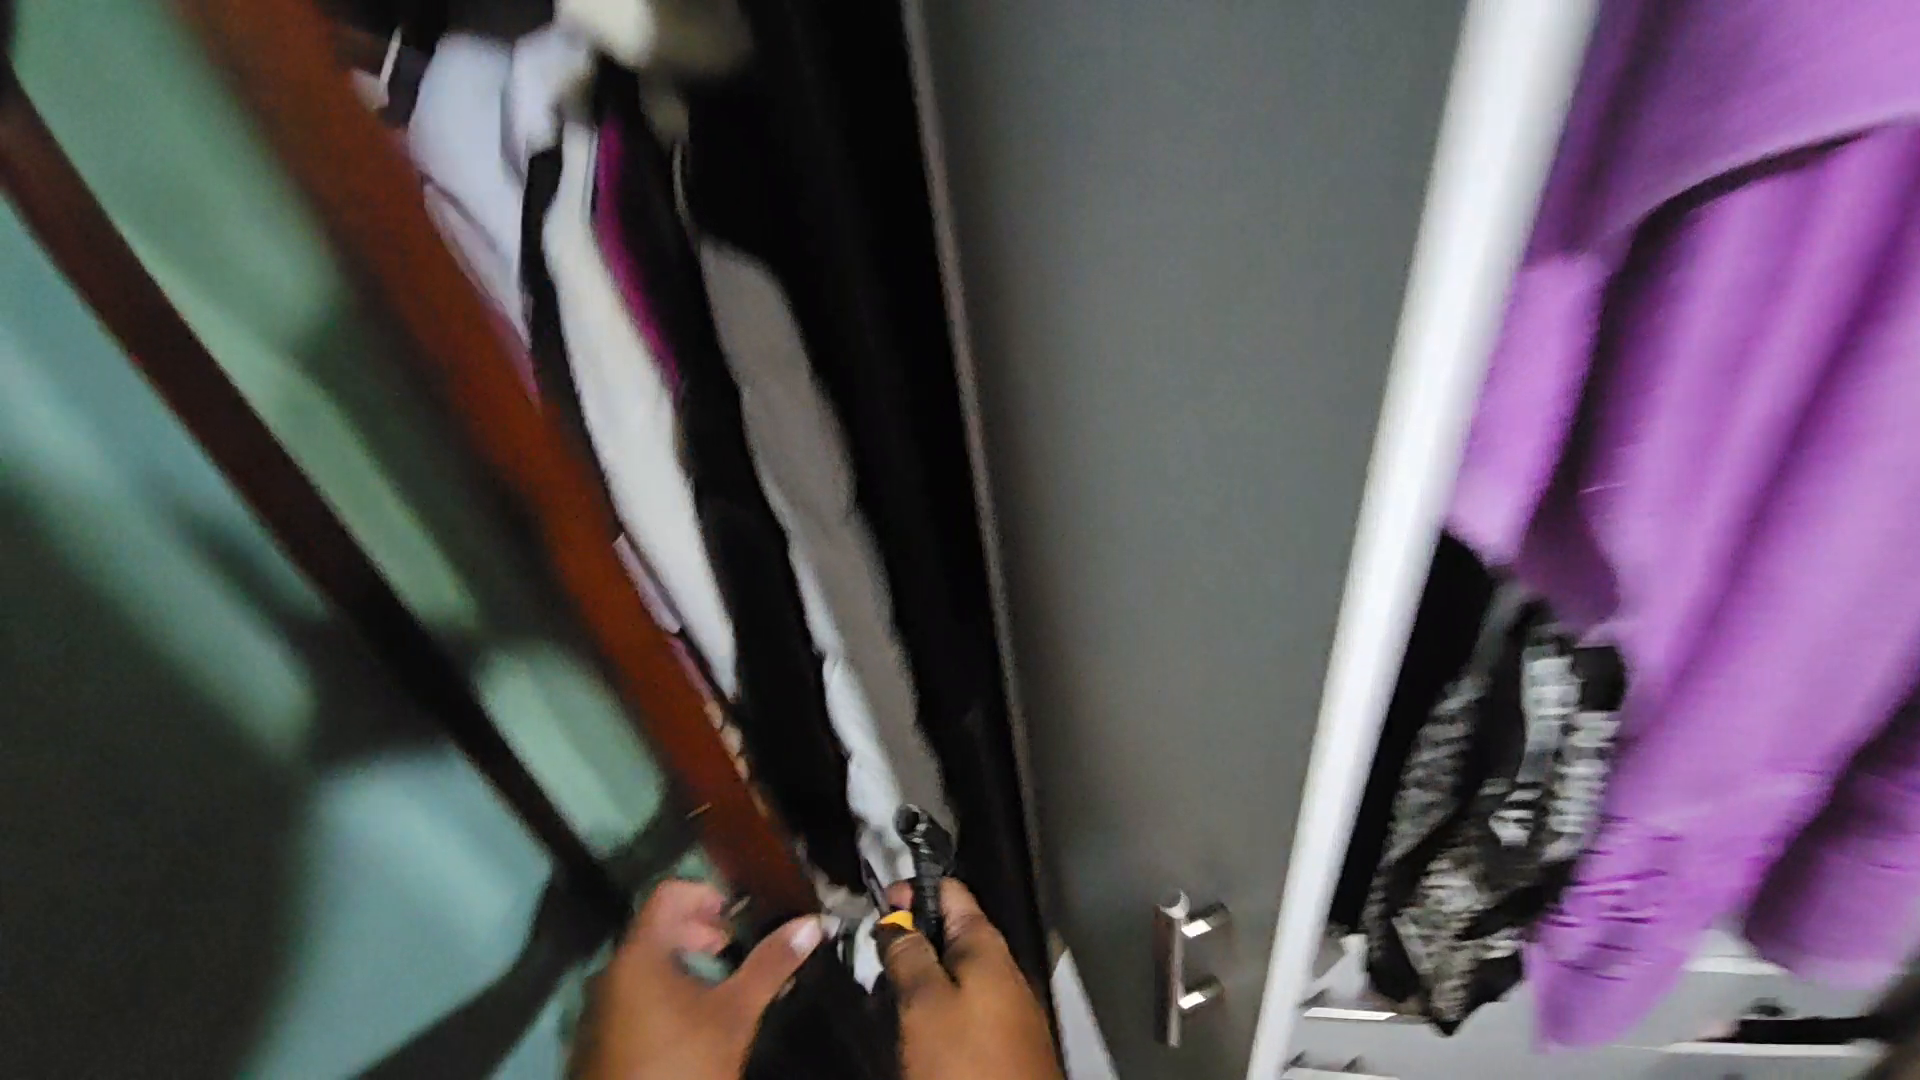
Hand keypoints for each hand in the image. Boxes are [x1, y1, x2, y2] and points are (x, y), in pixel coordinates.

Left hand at [570, 880, 823, 1079]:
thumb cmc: (683, 1063)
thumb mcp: (736, 1013)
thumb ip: (770, 963)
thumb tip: (811, 923)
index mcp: (641, 955)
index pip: (668, 894)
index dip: (705, 894)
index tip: (735, 915)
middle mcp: (614, 972)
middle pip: (656, 926)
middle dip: (698, 928)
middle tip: (731, 946)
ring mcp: (604, 1007)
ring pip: (646, 961)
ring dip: (684, 959)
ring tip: (718, 982)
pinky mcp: (604, 1038)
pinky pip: (635, 992)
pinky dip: (665, 987)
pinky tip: (693, 1017)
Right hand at [880, 879, 1062, 1079]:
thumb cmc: (966, 1061)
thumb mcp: (925, 1003)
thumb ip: (908, 955)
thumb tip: (895, 919)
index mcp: (985, 944)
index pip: (950, 891)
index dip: (913, 890)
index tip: (879, 905)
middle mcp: (999, 965)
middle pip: (950, 931)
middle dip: (912, 936)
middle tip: (875, 953)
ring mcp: (1003, 1003)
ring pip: (953, 970)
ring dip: (919, 974)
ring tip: (886, 989)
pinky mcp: (1000, 1039)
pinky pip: (961, 1004)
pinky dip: (934, 1005)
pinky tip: (913, 1024)